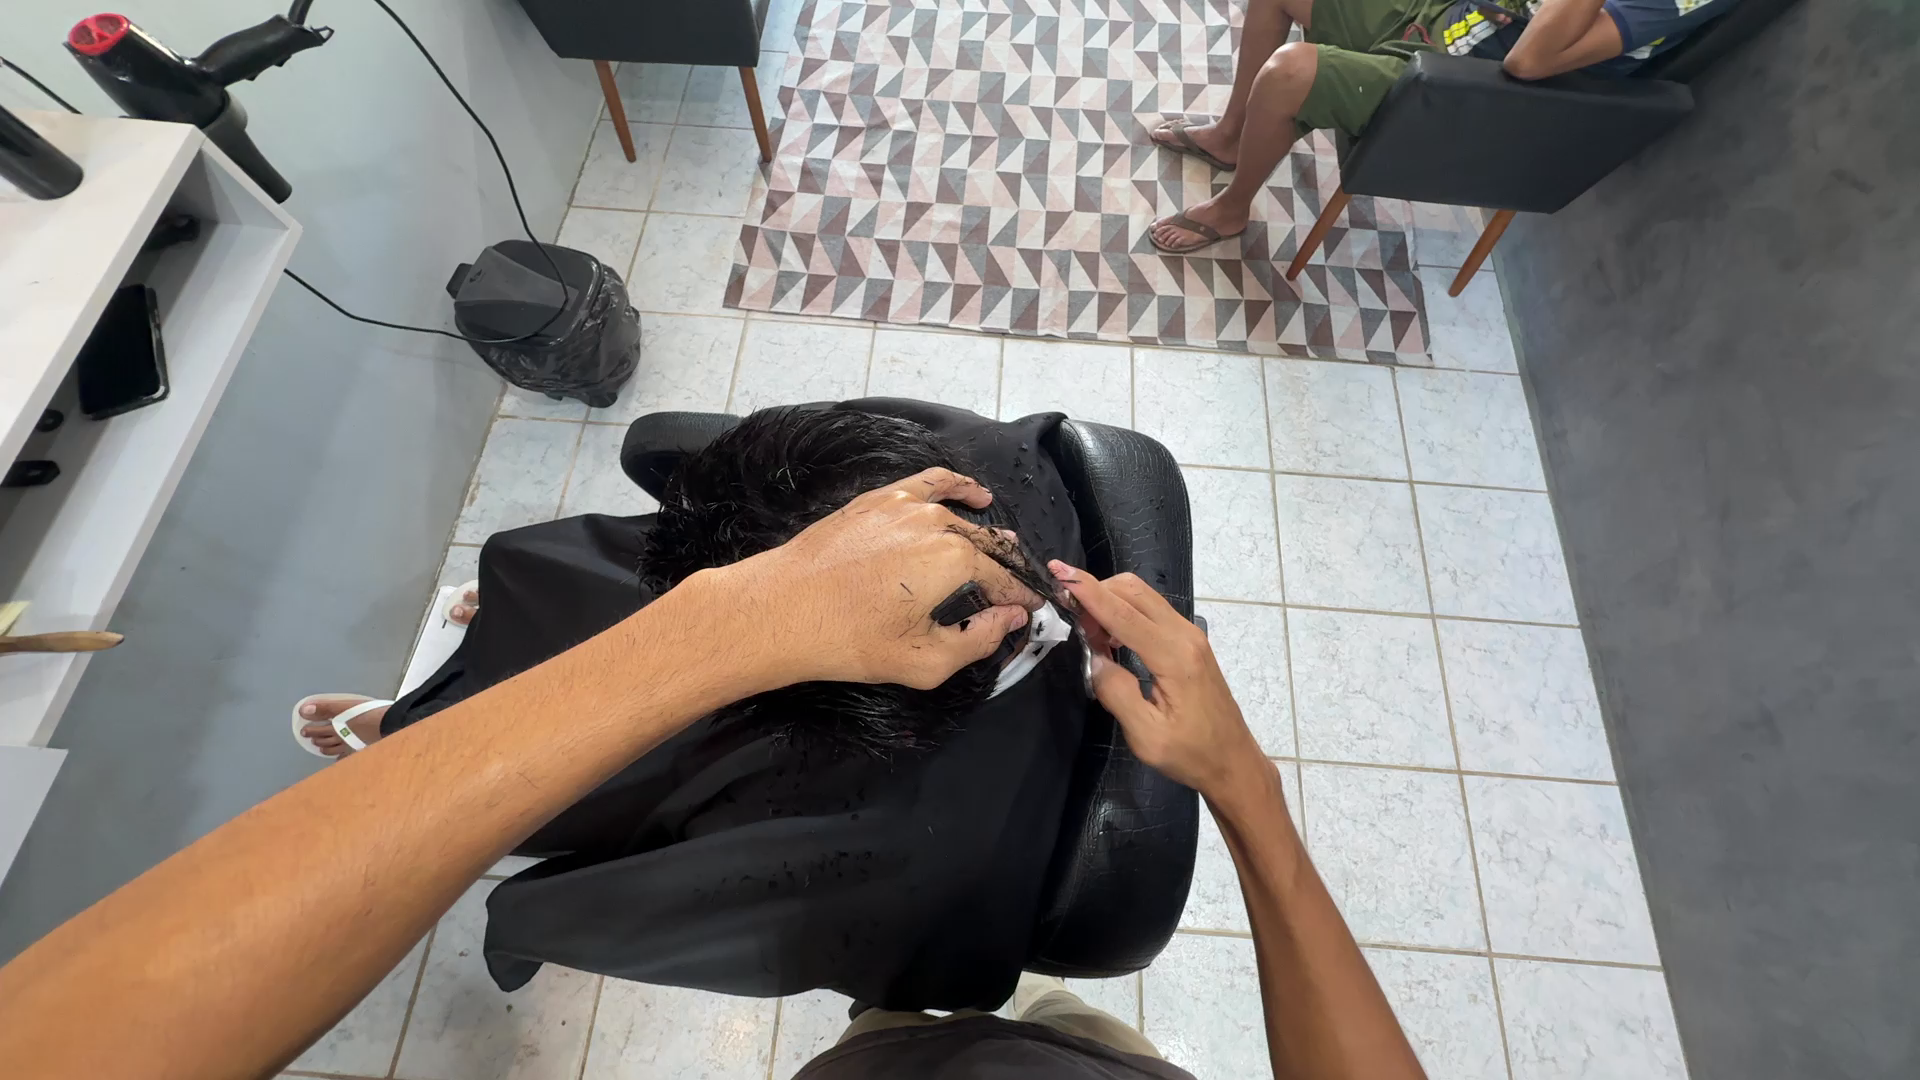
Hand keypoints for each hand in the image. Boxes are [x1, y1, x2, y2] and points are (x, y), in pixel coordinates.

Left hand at [712, 468, 1042, 689]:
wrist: (780, 609)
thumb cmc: (850, 641)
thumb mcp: (925, 661)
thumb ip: (978, 640)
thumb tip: (1010, 618)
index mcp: (955, 560)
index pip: (1004, 578)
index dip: (1021, 595)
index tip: (1031, 607)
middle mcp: (937, 523)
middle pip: (988, 543)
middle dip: (1008, 567)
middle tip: (1016, 587)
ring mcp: (906, 506)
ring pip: (962, 512)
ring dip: (988, 528)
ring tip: (1005, 543)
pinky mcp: (878, 499)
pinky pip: (929, 483)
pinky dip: (956, 485)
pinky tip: (968, 492)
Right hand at [1049, 561, 1265, 799]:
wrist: (1234, 762)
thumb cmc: (1191, 754)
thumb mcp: (1147, 738)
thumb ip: (1117, 694)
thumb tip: (1096, 660)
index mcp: (1174, 657)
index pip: (1122, 612)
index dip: (1088, 591)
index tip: (1058, 571)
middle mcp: (1184, 635)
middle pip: (1132, 590)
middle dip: (1095, 590)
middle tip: (1070, 616)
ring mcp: (1190, 634)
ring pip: (1142, 595)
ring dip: (1109, 598)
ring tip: (1088, 629)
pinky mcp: (1190, 640)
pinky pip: (1151, 609)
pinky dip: (1124, 609)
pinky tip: (1111, 636)